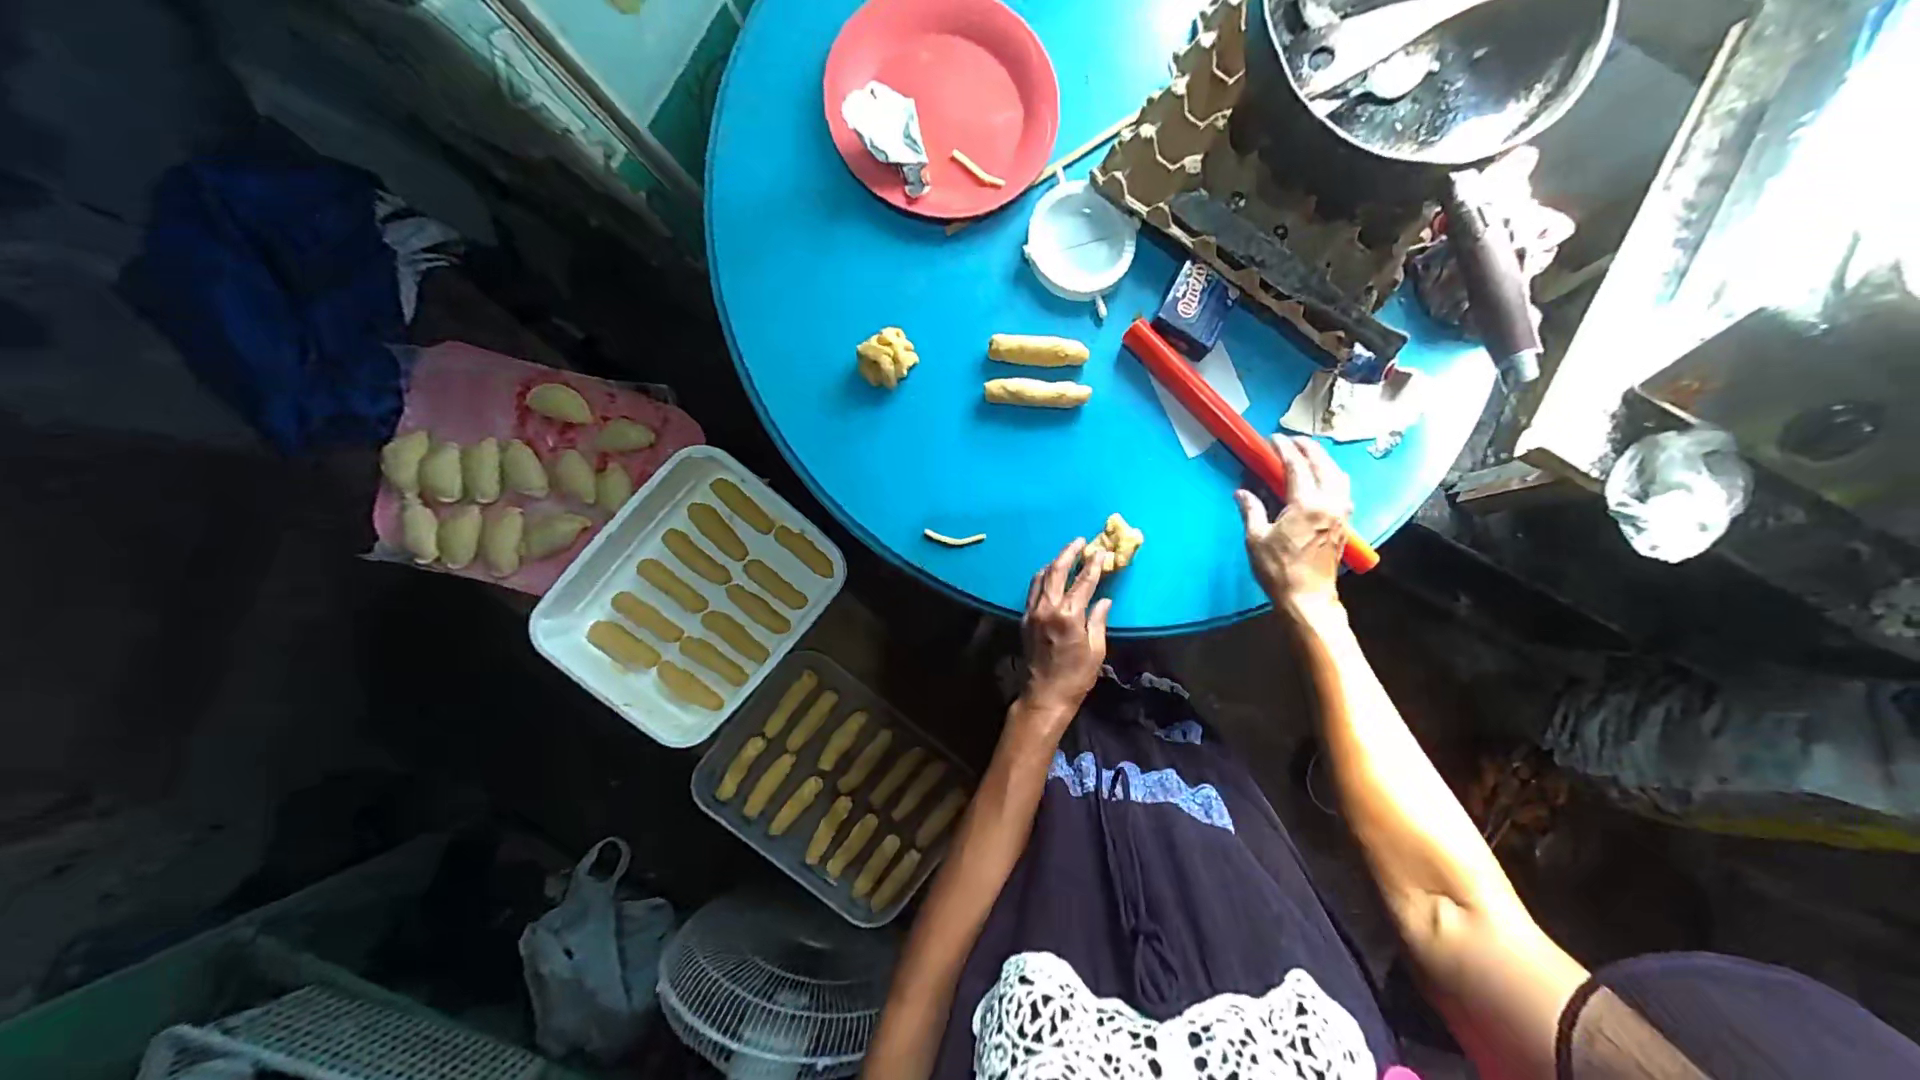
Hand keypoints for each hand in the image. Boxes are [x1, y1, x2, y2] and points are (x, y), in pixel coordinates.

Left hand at [1017, 538, 1111, 733]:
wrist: (1045, 694)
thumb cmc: (1076, 675)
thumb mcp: (1096, 650)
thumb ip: (1099, 620)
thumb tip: (1103, 600)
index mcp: (1069, 615)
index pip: (1084, 582)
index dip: (1094, 565)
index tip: (1101, 552)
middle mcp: (1047, 608)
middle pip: (1057, 571)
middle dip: (1069, 553)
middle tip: (1080, 542)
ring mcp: (1033, 611)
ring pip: (1041, 577)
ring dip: (1054, 563)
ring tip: (1066, 554)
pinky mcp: (1025, 618)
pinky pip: (1033, 589)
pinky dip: (1043, 577)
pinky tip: (1051, 575)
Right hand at [1236, 435, 1352, 618]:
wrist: (1307, 598)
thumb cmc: (1278, 570)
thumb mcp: (1256, 539)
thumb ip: (1251, 511)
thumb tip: (1242, 493)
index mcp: (1308, 504)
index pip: (1296, 466)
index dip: (1284, 449)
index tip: (1272, 439)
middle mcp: (1330, 504)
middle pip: (1323, 464)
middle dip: (1307, 448)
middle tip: (1291, 440)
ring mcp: (1341, 514)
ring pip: (1338, 475)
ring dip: (1323, 460)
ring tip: (1308, 454)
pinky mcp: (1344, 524)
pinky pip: (1342, 490)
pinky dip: (1332, 476)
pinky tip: (1321, 479)